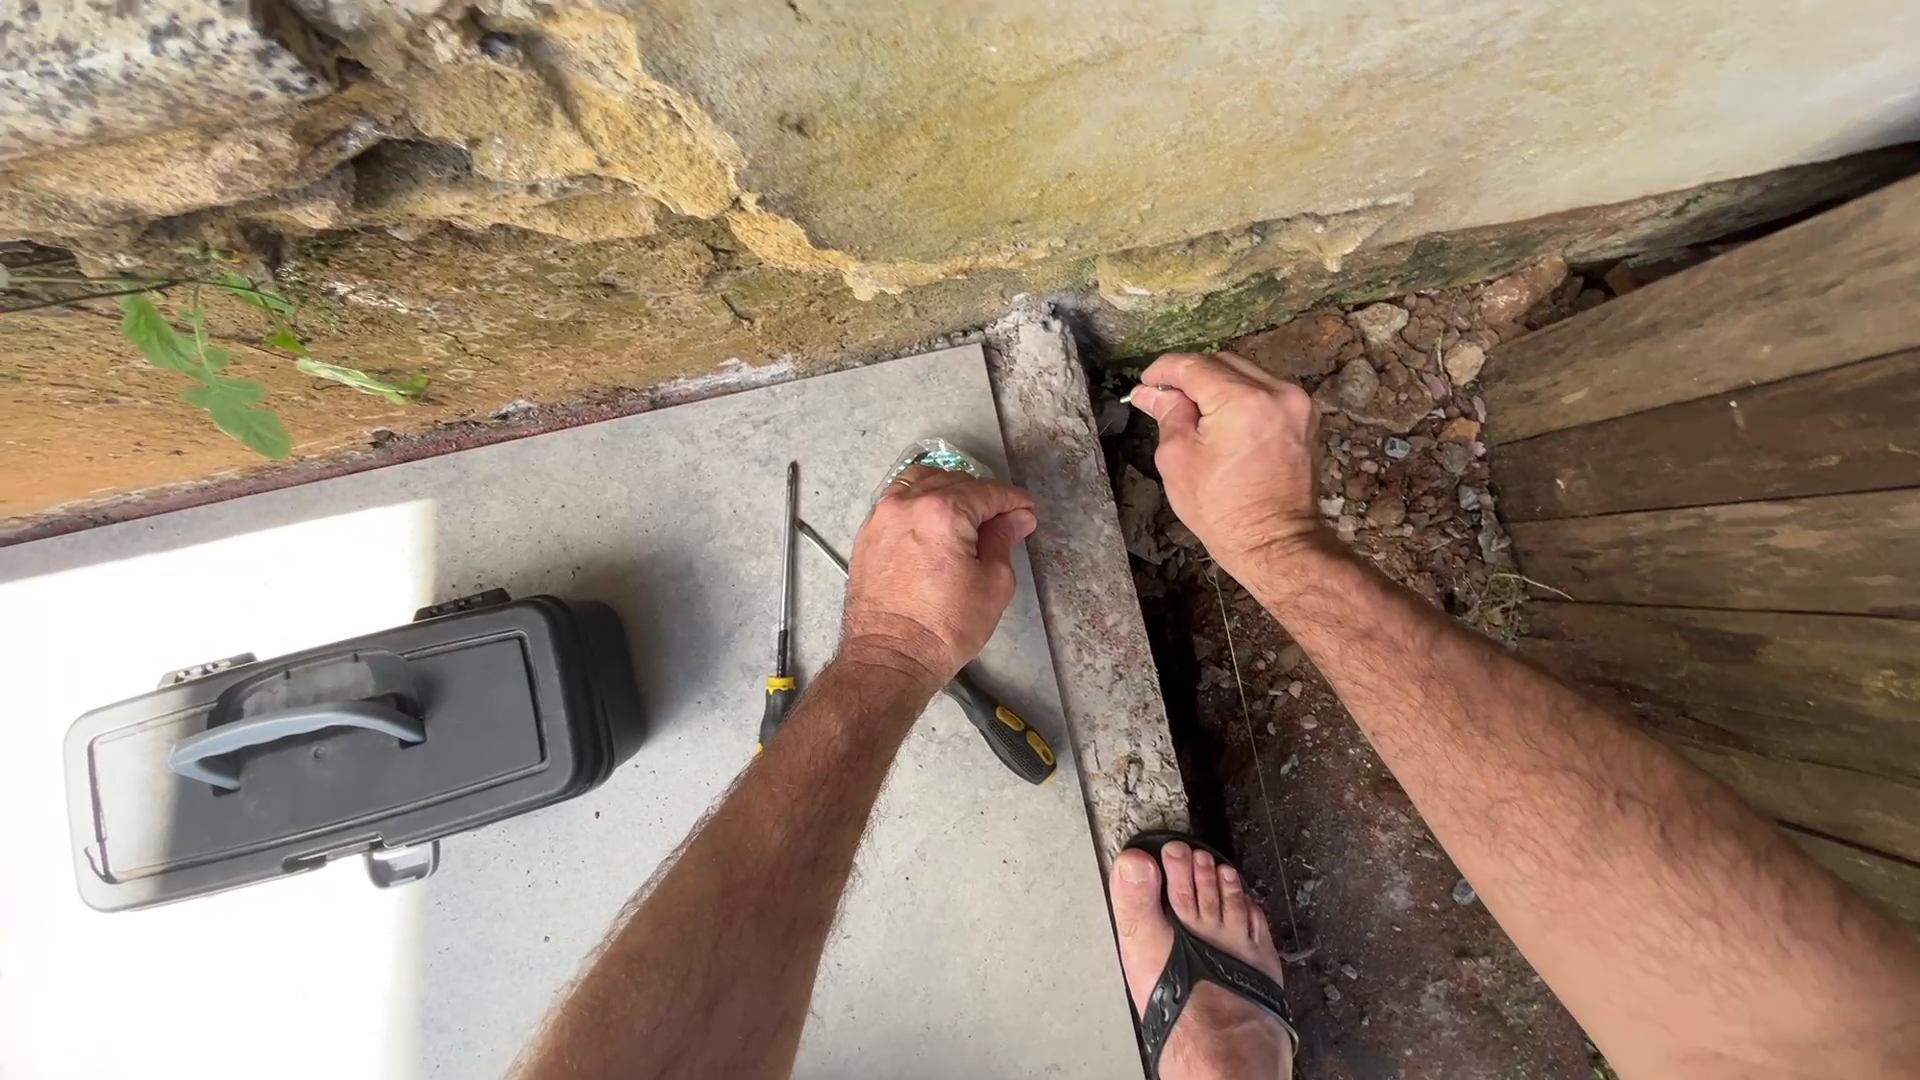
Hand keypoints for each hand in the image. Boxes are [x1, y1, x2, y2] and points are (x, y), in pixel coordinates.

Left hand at [838, 466, 1038, 688]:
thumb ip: (1004, 541)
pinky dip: (920, 502)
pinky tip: (934, 523)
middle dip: (983, 498)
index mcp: (943, 512)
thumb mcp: (993, 584)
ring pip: (922, 483)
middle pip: (955, 482)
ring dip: (949, 491)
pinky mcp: (868, 534)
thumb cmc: (941, 629)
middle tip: (1003, 522)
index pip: (988, 492)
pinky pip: (898, 501)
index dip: (1013, 501)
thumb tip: (1016, 520)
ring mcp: (882, 517)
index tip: (1024, 511)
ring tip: (967, 518)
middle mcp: (908, 505)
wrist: (889, 658)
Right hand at [1128, 352, 1320, 579]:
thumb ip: (1167, 414)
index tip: (1144, 383)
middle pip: (1223, 363)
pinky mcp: (1306, 418)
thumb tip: (1150, 392)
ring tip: (1190, 409)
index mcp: (1242, 400)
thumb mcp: (1178, 458)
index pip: (1195, 366)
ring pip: (1247, 374)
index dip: (1164, 370)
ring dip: (1215, 384)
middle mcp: (1277, 391)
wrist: (1272, 541)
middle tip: (1163, 397)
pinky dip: (1240, 396)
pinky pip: (1265, 392)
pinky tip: (1221, 418)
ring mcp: (1298, 403)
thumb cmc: (1218, 507)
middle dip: (1189, 375)